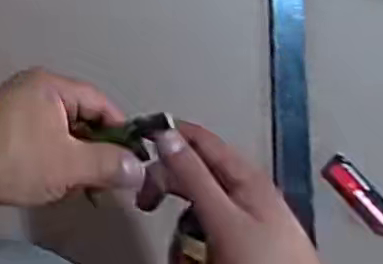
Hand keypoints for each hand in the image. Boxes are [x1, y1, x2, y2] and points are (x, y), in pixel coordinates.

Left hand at [0, 68, 149, 209]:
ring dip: (79, 159)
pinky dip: (59, 158)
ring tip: (81, 186)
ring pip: (66, 130)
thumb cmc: (13, 158)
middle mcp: (35, 87)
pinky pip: (47, 137)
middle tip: (108, 180)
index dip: (121, 131)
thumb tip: (137, 166)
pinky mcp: (10, 125)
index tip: (135, 160)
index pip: (100, 101)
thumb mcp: (71, 164)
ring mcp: (20, 105)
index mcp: (50, 85)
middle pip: (83, 115)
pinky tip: (59, 182)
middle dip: (99, 149)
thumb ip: (109, 164)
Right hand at [139, 122, 320, 263]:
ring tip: (178, 242)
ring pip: (198, 201)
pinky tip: (195, 254)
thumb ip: (193, 173)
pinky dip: (194, 237)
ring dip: (180, 218)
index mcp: (246, 176)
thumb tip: (164, 132)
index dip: (165, 134)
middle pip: (194, 168)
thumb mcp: (223, 220)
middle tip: (146, 199)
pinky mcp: (245, 245)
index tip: (135, 141)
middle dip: (167, 182)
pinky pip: (208, 227)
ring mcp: (247, 220)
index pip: (197, 136)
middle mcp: (246, 192)